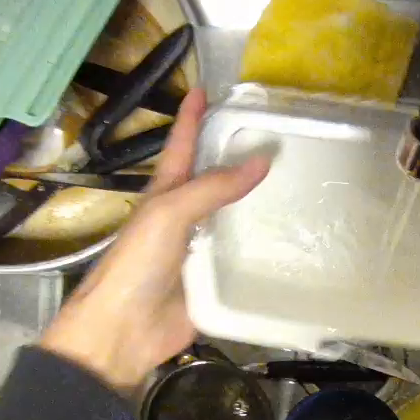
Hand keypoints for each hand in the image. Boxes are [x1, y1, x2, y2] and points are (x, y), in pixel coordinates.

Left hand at [40, 89, 269, 392]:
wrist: (127, 330)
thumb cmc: (136, 265)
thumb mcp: (169, 214)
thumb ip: (212, 187)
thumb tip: (261, 159)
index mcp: (164, 197)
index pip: (180, 148)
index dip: (190, 119)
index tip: (206, 90)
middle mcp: (183, 223)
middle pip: (213, 186)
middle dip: (236, 165)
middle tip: (273, 143)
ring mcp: (199, 256)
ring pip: (232, 227)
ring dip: (256, 212)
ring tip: (293, 192)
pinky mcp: (214, 288)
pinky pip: (242, 268)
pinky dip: (263, 257)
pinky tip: (289, 249)